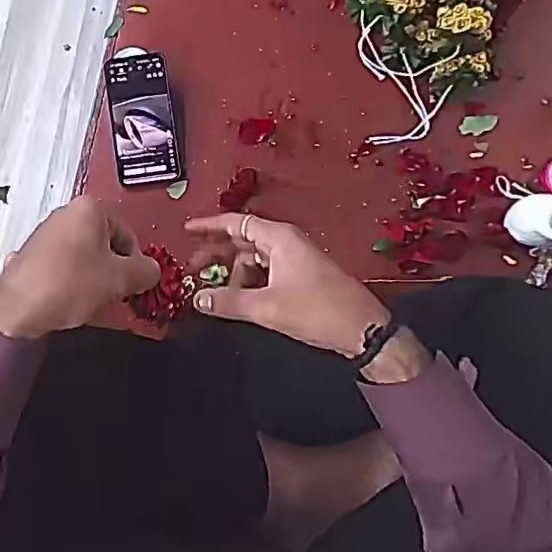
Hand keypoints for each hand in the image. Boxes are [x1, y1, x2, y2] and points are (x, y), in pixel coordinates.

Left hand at [0, 197, 161, 338]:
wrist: (16, 312)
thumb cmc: (69, 285)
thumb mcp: (120, 279)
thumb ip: (146, 271)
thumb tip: (151, 271)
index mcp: (89, 208)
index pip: (127, 234)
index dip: (133, 262)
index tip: (130, 283)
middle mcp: (66, 213)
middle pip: (105, 244)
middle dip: (112, 270)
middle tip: (111, 292)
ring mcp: (45, 233)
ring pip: (84, 256)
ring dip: (92, 277)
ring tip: (86, 300)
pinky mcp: (31, 254)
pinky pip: (62, 266)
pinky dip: (69, 281)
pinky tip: (65, 299)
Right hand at [184, 214, 392, 358]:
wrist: (362, 329)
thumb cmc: (317, 310)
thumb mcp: (268, 307)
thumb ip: (229, 301)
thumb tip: (198, 298)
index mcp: (279, 238)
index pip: (237, 223)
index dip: (210, 226)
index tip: (188, 230)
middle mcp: (286, 242)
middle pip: (243, 240)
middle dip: (217, 254)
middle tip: (193, 269)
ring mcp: (295, 258)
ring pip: (255, 259)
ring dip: (234, 273)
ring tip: (214, 292)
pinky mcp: (301, 275)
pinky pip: (267, 271)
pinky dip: (250, 281)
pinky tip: (238, 298)